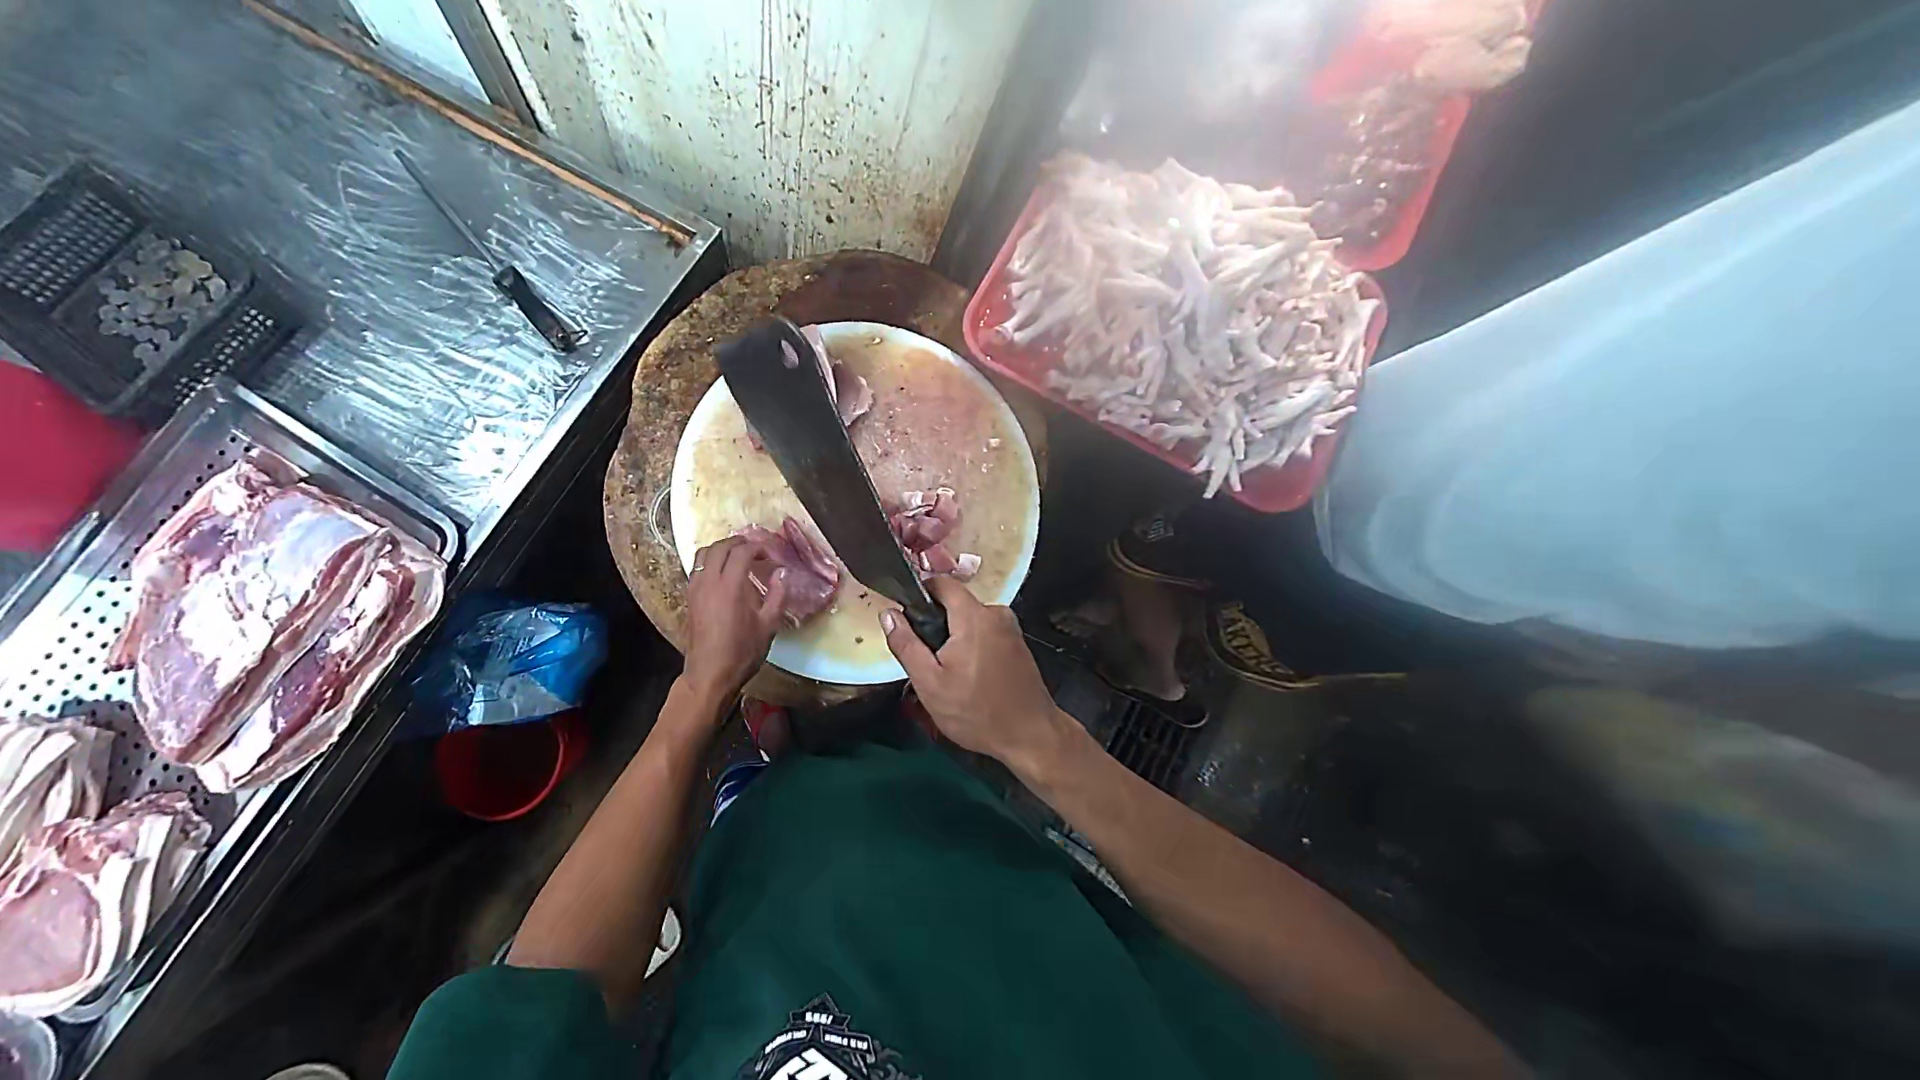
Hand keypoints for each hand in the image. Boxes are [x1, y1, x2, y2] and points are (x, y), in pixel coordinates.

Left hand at [683, 536, 788, 701]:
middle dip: (740, 543)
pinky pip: (698, 567)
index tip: (772, 555)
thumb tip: (781, 573)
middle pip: (721, 546)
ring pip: (705, 553)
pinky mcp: (689, 597)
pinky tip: (724, 573)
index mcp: (730, 586)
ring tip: (739, 556)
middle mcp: (709, 582)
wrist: (710, 674)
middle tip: (757, 550)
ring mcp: (696, 588)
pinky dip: (712, 561)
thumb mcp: (769, 625)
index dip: (759, 548)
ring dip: (723, 549)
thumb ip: (777, 595)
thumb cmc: (742, 652)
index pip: (742, 551)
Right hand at [881, 577, 1072, 771]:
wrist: (1030, 736)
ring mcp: (1010, 628)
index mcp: (974, 617)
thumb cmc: (978, 712)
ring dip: (954, 639)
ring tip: (947, 673)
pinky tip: (968, 677)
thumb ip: (906, 644)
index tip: (906, 616)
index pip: (942, 582)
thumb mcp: (930, 683)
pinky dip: (972, 647)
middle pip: (955, 603)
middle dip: (936, 624)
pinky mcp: (1017, 644)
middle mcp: (996, 614)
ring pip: (969, 620)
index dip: (919, 593)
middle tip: (925, 658)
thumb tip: (888, 615)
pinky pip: (985, 633)